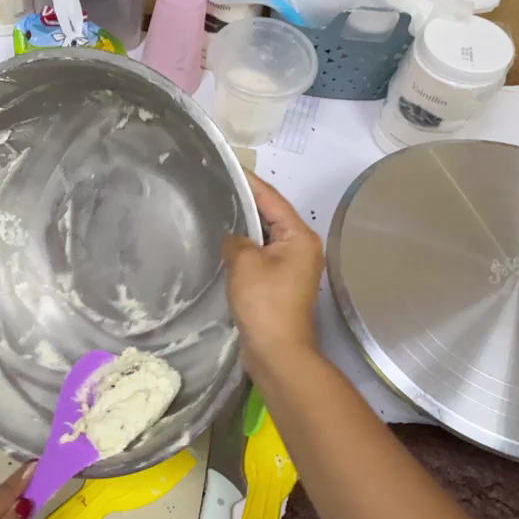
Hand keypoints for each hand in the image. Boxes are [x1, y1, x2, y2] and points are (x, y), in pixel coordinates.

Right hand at [223, 172, 326, 363]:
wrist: (278, 352)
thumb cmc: (265, 304)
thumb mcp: (244, 263)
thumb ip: (236, 239)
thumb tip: (233, 238)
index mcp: (300, 237)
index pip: (272, 199)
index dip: (250, 182)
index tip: (230, 166)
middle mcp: (302, 247)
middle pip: (271, 216)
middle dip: (246, 202)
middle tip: (217, 186)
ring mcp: (292, 267)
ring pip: (265, 237)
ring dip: (244, 227)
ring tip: (217, 210)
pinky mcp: (280, 284)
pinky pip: (261, 255)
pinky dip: (245, 247)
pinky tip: (224, 244)